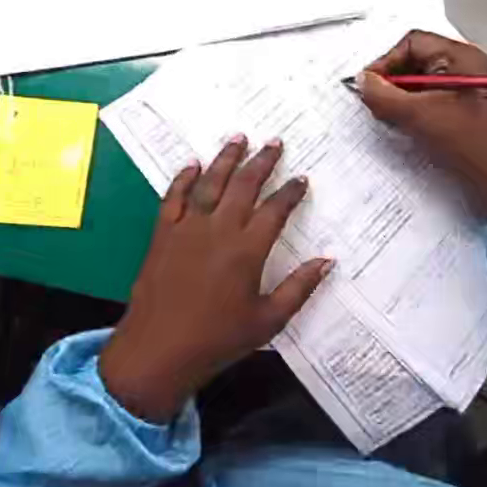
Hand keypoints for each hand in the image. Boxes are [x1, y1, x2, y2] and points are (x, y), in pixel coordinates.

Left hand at [100, 135, 332, 422]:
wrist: (158, 348)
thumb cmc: (217, 339)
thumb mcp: (268, 321)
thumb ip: (299, 288)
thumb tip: (327, 260)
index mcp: (247, 250)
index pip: (275, 210)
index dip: (290, 192)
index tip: (301, 179)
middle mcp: (218, 230)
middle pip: (243, 186)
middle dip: (262, 162)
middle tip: (274, 142)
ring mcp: (187, 228)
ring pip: (209, 183)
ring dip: (226, 158)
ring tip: (239, 138)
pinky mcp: (162, 234)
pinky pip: (173, 197)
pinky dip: (183, 178)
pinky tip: (192, 164)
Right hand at [357, 30, 486, 218]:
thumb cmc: (468, 143)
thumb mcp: (415, 115)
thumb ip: (382, 95)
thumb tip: (364, 81)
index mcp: (461, 58)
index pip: (412, 43)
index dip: (386, 61)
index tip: (371, 81)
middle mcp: (462, 65)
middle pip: (413, 58)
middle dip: (391, 78)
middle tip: (377, 95)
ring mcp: (459, 83)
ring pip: (415, 76)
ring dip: (397, 92)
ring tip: (391, 110)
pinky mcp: (453, 100)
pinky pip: (421, 91)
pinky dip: (407, 102)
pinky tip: (403, 118)